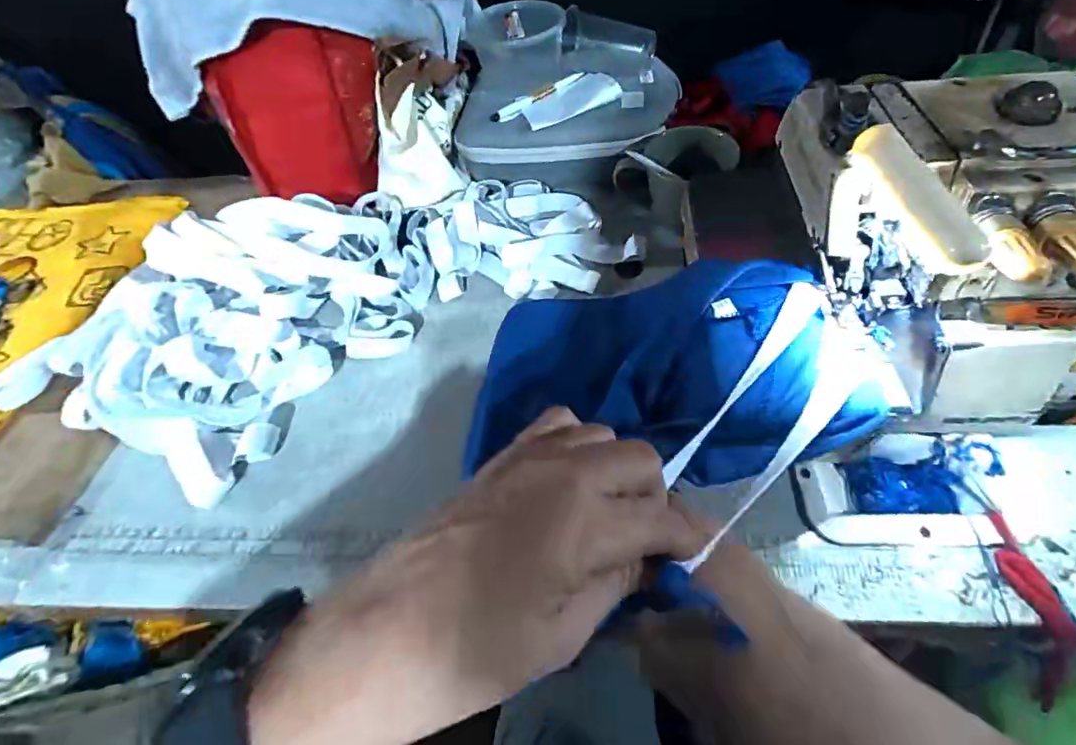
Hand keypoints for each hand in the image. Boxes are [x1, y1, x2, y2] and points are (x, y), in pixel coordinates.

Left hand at [247, 407, 702, 744]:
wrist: (384, 634)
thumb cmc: (476, 653)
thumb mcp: (561, 637)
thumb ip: (615, 585)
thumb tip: (649, 558)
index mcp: (585, 523)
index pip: (660, 517)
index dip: (685, 537)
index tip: (691, 552)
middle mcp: (567, 472)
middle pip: (642, 459)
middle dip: (654, 498)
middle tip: (638, 541)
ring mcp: (532, 455)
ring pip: (605, 434)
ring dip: (617, 470)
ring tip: (602, 512)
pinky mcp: (504, 453)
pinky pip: (559, 423)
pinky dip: (576, 443)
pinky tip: (566, 480)